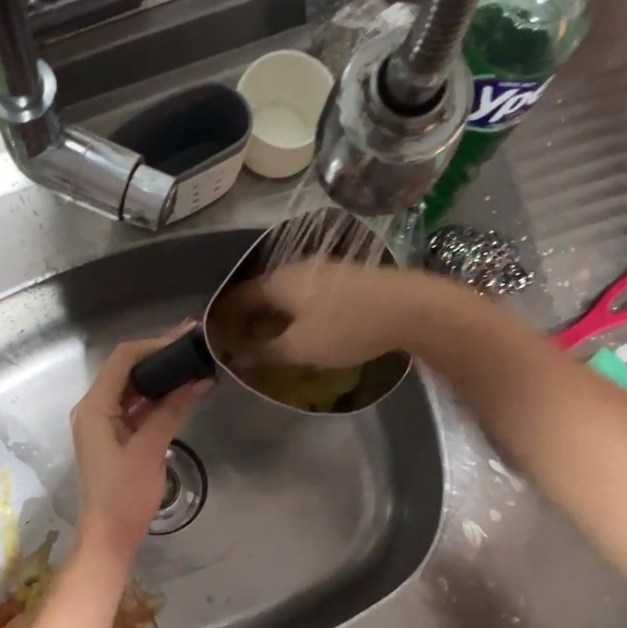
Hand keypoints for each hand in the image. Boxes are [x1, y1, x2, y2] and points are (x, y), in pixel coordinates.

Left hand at [71, 325, 209, 560]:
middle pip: (126, 371)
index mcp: (94, 408)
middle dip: (159, 357)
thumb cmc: (124, 495)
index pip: (122, 360)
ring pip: (132, 390)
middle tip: (195, 344)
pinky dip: (156, 400)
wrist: (109, 536)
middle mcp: (93, 410)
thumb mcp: (149, 450)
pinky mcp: (114, 438)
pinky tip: (181, 392)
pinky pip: (134, 409)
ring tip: (193, 363)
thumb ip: (171, 411)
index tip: (185, 339)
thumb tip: (197, 380)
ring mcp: (102, 424)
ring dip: (160, 378)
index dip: (153, 345)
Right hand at [240, 259, 460, 368]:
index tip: (216, 336)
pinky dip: (299, 312)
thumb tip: (237, 358)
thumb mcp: (300, 348)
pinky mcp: (347, 278)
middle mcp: (297, 269)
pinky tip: (306, 329)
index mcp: (279, 282)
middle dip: (251, 316)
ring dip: (276, 314)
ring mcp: (325, 270)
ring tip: (273, 339)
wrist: (409, 308)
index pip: (239, 296)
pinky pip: (310, 294)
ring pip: (289, 293)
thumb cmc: (346, 328)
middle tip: (243, 342)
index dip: (224, 316)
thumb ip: (265, 353)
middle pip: (264, 292)